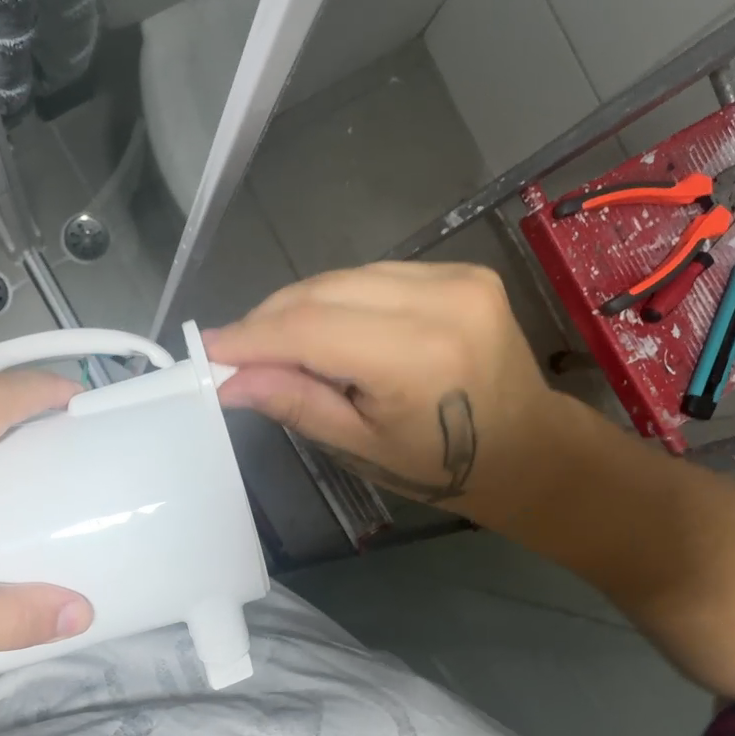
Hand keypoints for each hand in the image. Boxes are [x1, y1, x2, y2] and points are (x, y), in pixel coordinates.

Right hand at [207, 262, 581, 522]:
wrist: (528, 448)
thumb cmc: (441, 466)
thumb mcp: (360, 447)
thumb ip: (296, 403)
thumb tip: (229, 382)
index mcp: (419, 356)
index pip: (310, 328)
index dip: (250, 337)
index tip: (206, 350)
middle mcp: (440, 300)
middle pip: (321, 292)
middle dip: (265, 320)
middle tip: (229, 352)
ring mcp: (454, 276)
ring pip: (341, 277)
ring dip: (294, 307)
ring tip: (268, 345)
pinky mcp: (458, 269)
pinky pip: (370, 276)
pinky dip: (331, 299)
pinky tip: (316, 328)